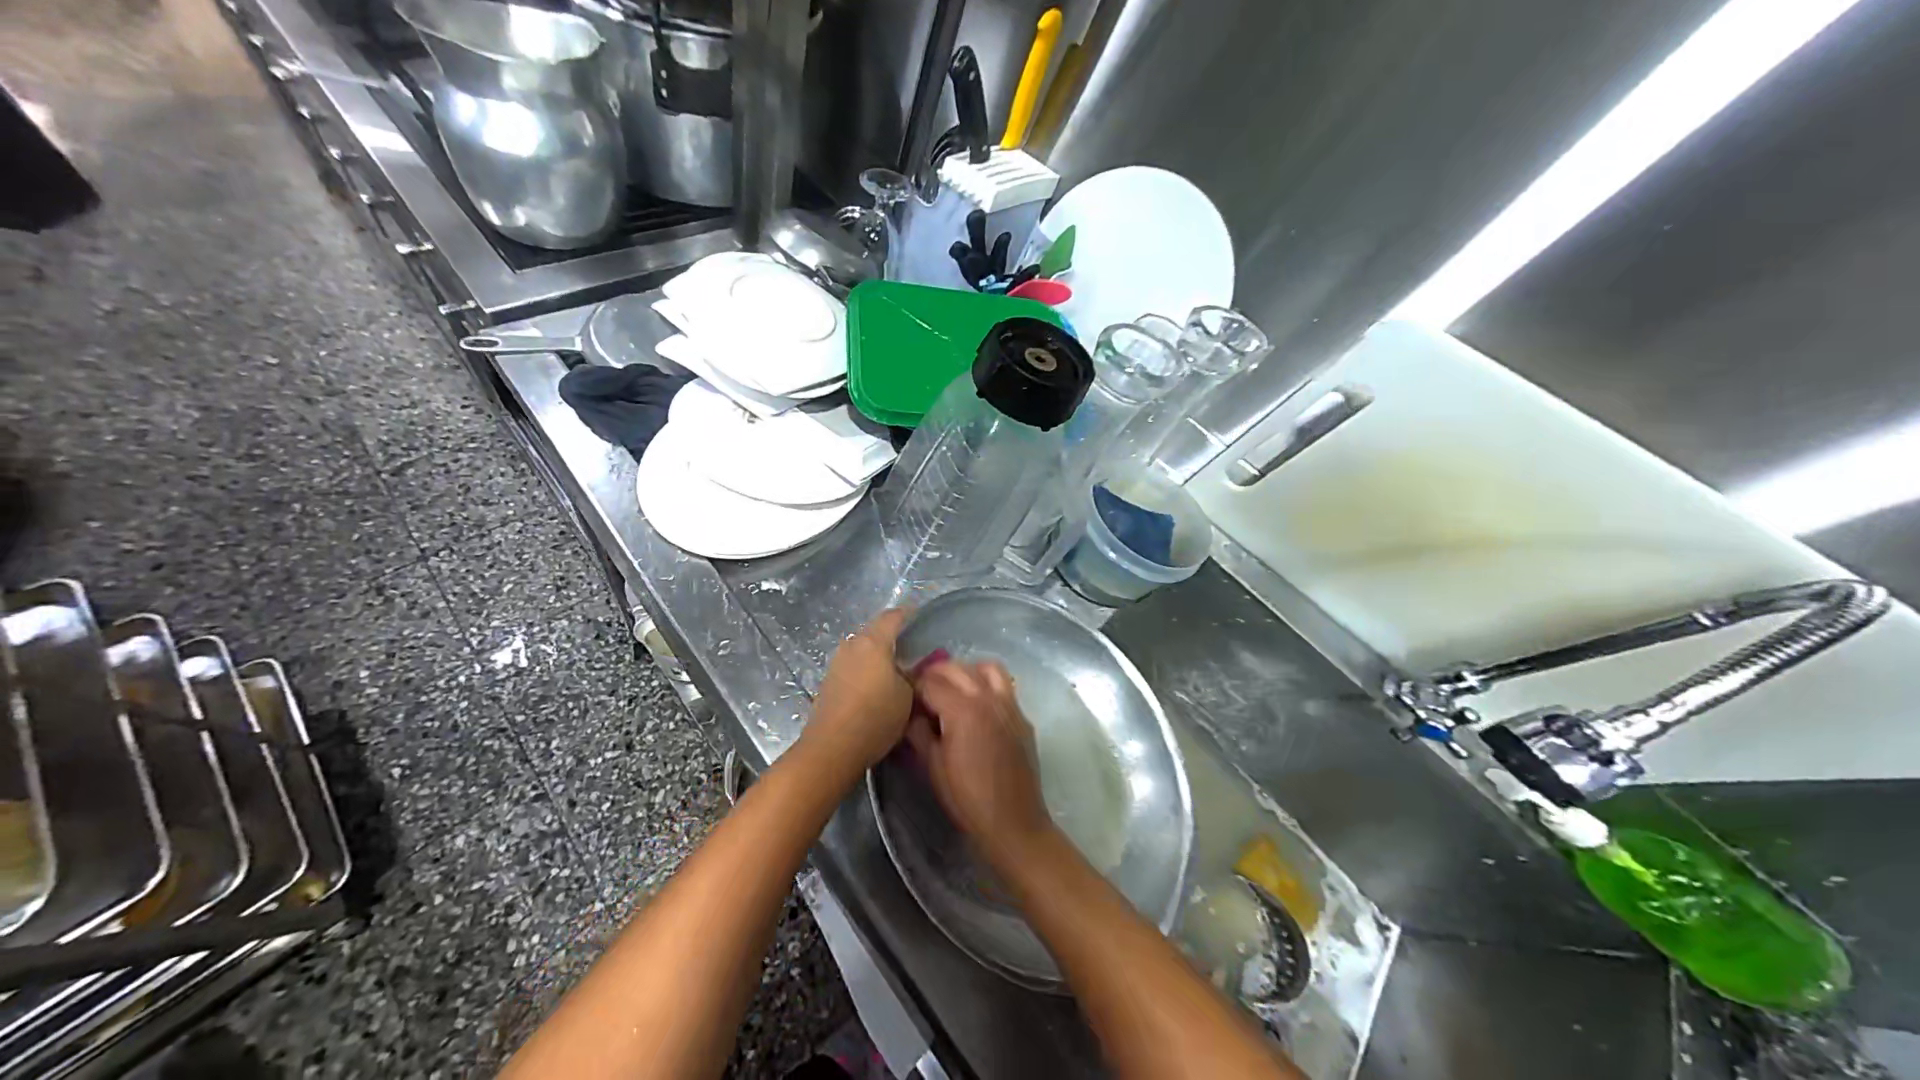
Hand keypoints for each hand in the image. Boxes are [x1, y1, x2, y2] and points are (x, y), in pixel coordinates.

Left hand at [806, 609, 913, 769]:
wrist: (832, 747)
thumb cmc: (876, 717)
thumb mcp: (907, 696)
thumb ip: (912, 675)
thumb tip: (913, 666)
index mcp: (873, 642)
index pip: (893, 616)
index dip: (908, 614)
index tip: (920, 617)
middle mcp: (852, 645)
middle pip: (875, 632)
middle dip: (893, 638)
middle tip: (912, 650)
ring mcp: (836, 663)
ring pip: (863, 650)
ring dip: (878, 656)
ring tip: (896, 671)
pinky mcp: (828, 681)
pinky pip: (853, 666)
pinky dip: (866, 670)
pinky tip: (876, 687)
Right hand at [908, 660, 1055, 869]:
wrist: (1013, 823)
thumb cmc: (967, 798)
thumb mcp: (933, 766)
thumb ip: (919, 732)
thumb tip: (910, 714)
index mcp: (962, 709)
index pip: (930, 682)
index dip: (912, 687)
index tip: (902, 696)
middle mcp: (988, 697)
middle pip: (956, 668)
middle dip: (934, 674)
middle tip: (920, 692)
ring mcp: (1009, 705)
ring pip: (985, 668)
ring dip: (965, 671)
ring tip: (952, 690)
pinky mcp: (1022, 717)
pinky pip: (1004, 685)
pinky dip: (986, 684)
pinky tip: (976, 706)